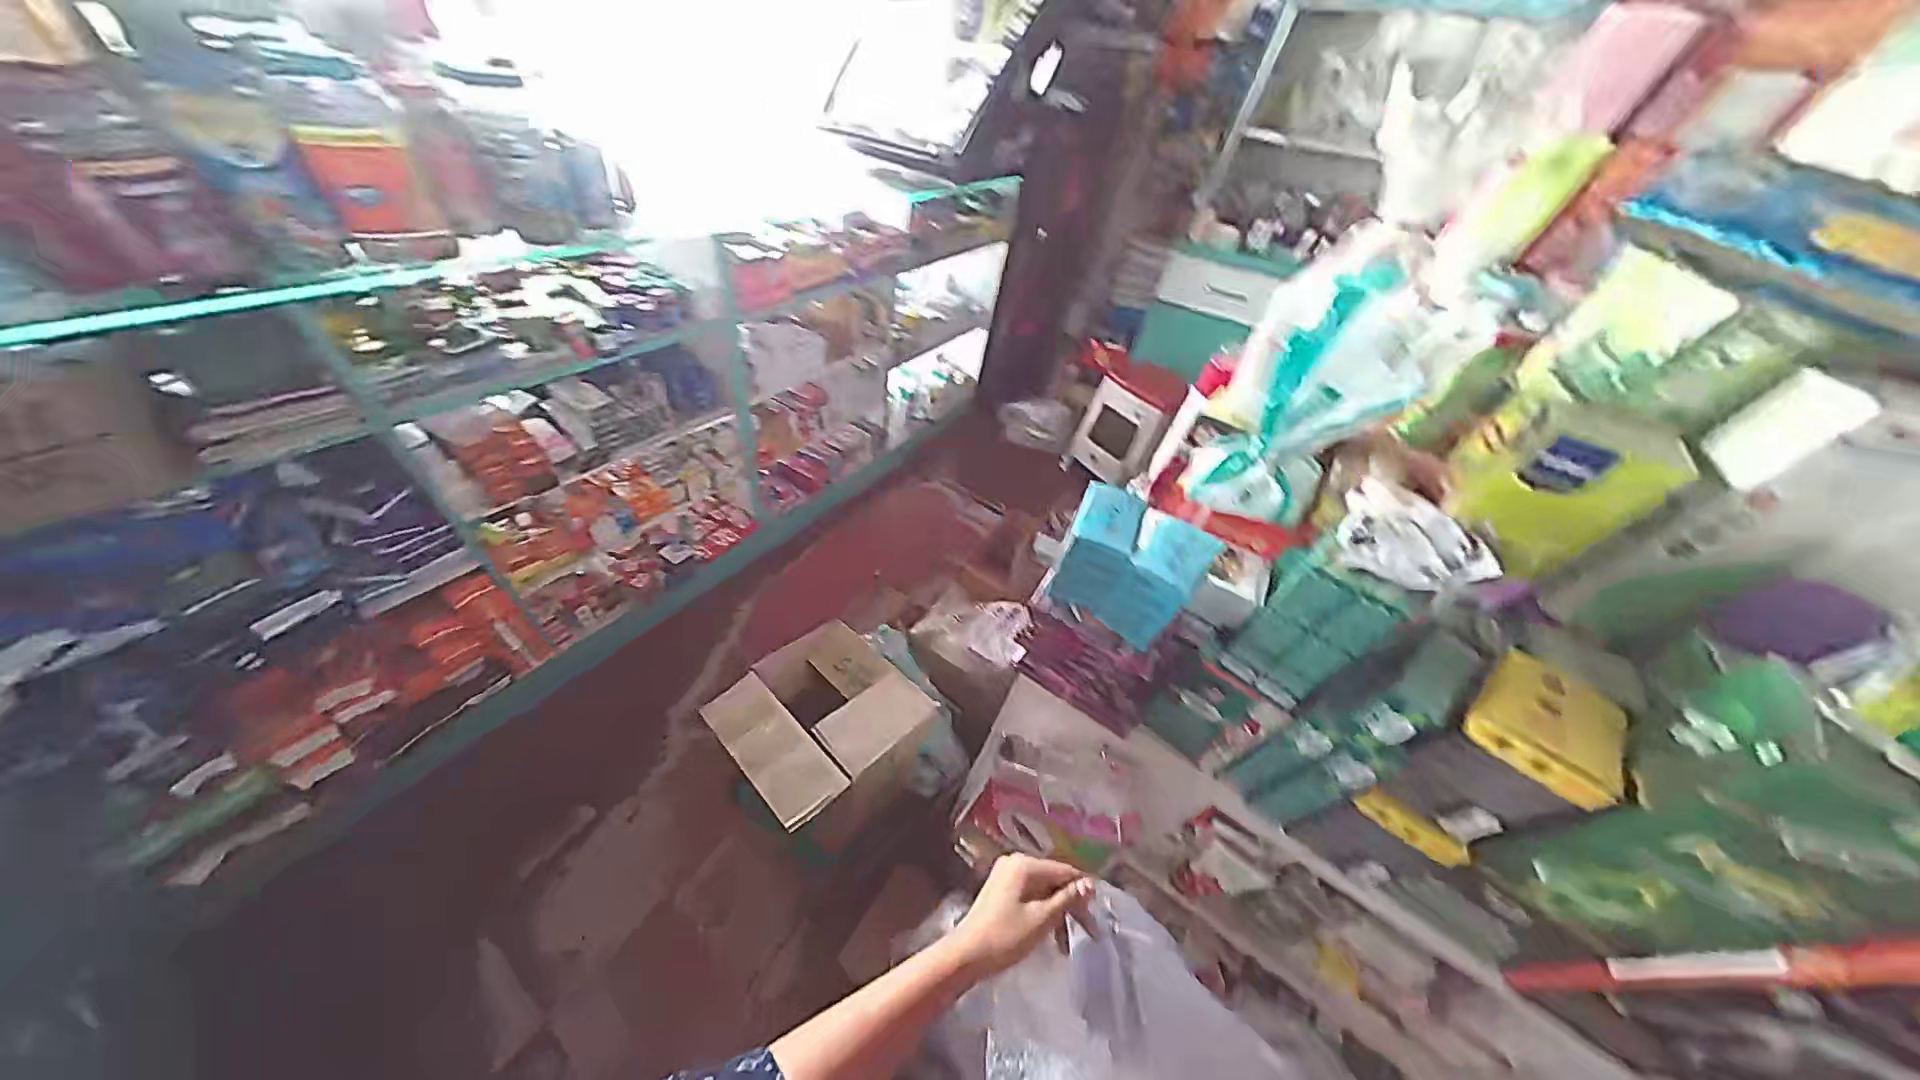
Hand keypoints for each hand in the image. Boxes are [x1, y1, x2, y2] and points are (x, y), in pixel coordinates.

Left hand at [942, 854, 1094, 977]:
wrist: (966, 954)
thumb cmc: (1005, 936)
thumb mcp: (1041, 919)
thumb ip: (1067, 899)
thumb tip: (1090, 883)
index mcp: (1024, 864)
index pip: (1064, 871)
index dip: (1083, 892)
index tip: (1097, 915)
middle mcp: (1015, 862)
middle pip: (1054, 880)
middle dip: (1071, 906)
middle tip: (1090, 933)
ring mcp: (1006, 875)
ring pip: (1044, 890)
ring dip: (1058, 914)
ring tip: (1067, 943)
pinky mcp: (1002, 889)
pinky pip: (1031, 895)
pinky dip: (1043, 913)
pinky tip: (1051, 935)